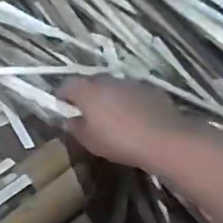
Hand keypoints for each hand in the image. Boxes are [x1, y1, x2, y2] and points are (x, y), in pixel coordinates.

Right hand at [60, 77, 191, 168]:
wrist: (162, 138)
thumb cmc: (117, 141)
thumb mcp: (89, 141)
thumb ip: (75, 128)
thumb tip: (70, 120)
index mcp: (88, 92)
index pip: (68, 85)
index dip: (62, 94)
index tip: (61, 105)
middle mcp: (108, 81)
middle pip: (91, 81)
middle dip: (85, 93)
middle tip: (84, 110)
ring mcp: (131, 82)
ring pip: (113, 85)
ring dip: (107, 95)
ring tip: (109, 114)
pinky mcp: (150, 88)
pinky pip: (131, 91)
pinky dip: (126, 99)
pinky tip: (131, 116)